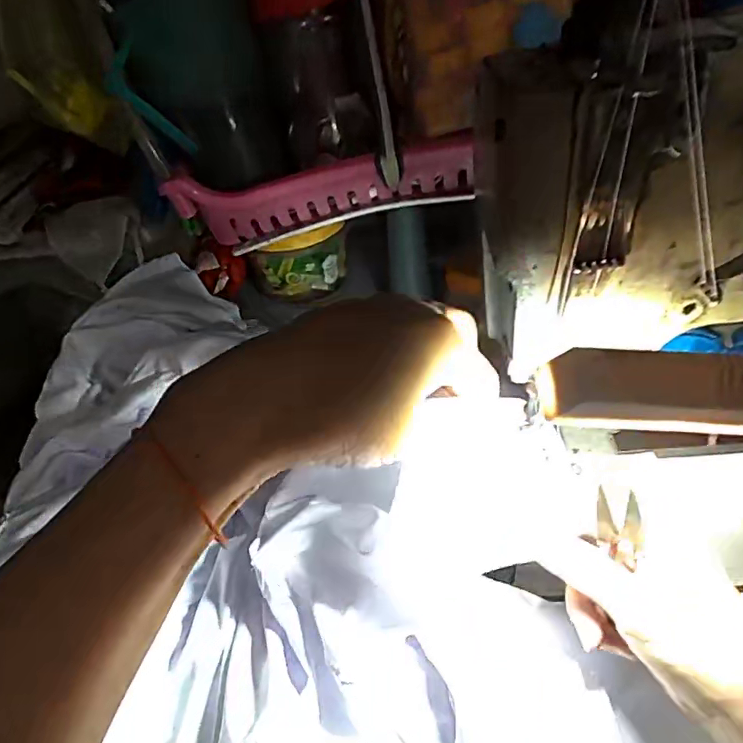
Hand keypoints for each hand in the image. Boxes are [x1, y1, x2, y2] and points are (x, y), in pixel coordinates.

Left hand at [156, 295, 494, 477]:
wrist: (261, 400)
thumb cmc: (347, 423)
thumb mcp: (407, 438)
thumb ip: (438, 423)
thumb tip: (447, 416)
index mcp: (442, 341)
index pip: (481, 374)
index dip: (481, 404)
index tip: (472, 425)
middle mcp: (416, 311)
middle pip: (457, 334)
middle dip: (459, 365)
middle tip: (444, 400)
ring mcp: (376, 305)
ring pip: (418, 324)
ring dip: (423, 353)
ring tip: (406, 388)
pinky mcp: (341, 309)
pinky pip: (384, 326)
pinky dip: (390, 347)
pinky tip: (368, 376)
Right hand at [534, 528, 742, 726]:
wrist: (735, 695)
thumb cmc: (702, 646)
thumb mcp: (631, 603)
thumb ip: (581, 566)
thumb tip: (543, 540)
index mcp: (662, 529)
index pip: (602, 501)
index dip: (571, 522)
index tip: (550, 547)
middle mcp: (657, 546)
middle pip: (591, 545)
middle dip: (580, 585)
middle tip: (587, 615)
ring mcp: (652, 577)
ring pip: (595, 578)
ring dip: (589, 610)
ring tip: (601, 637)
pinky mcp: (649, 606)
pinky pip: (607, 603)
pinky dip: (603, 624)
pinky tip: (616, 644)